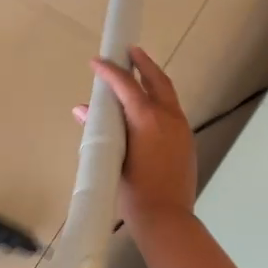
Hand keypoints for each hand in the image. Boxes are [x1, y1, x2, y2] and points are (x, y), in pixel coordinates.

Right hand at [73, 47, 197, 227]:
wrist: (166, 217)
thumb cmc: (133, 190)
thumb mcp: (110, 158)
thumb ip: (99, 131)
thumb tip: (82, 110)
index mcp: (147, 119)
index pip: (127, 86)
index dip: (110, 71)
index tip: (96, 61)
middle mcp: (168, 118)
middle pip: (157, 81)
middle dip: (143, 64)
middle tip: (130, 51)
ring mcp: (180, 129)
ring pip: (167, 94)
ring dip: (152, 80)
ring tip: (138, 73)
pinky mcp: (185, 141)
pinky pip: (171, 109)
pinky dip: (158, 99)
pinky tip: (146, 105)